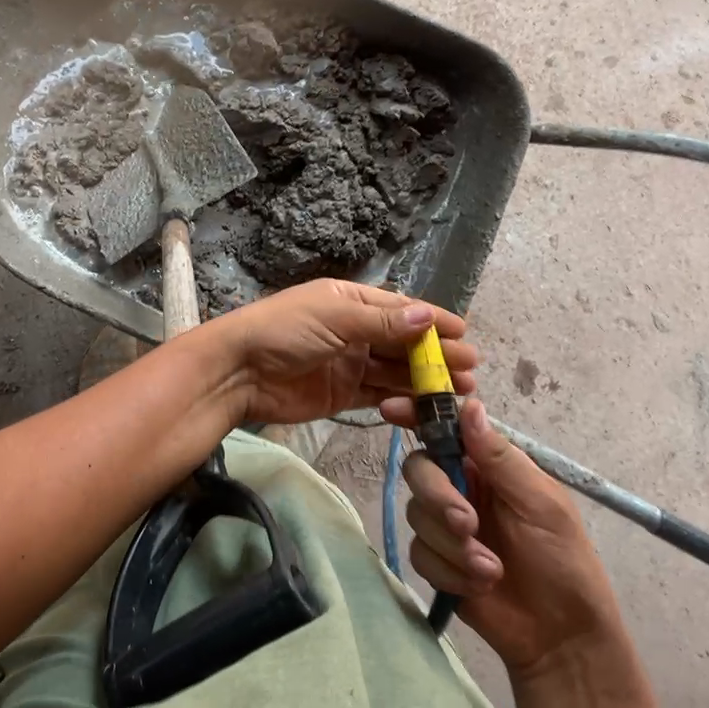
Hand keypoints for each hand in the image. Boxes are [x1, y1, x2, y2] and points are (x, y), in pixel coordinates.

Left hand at [192, 279, 477, 424]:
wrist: (238, 372)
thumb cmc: (283, 332)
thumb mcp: (333, 319)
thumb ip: (381, 323)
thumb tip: (428, 316)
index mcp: (349, 302)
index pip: (399, 309)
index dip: (432, 321)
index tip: (465, 333)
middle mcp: (353, 331)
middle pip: (402, 342)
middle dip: (435, 354)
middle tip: (470, 370)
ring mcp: (348, 364)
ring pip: (395, 371)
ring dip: (425, 380)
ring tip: (459, 391)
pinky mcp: (342, 395)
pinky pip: (379, 395)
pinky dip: (401, 400)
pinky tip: (424, 406)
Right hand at [380, 397, 654, 706]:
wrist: (562, 638)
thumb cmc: (565, 562)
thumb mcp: (542, 504)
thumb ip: (501, 457)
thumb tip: (470, 404)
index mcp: (488, 465)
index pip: (445, 427)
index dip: (415, 413)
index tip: (390, 409)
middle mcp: (462, 486)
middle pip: (419, 469)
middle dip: (438, 496)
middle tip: (467, 524)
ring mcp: (446, 524)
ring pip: (416, 513)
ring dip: (453, 545)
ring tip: (491, 569)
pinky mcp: (436, 560)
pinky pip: (419, 552)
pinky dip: (449, 571)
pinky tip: (480, 584)